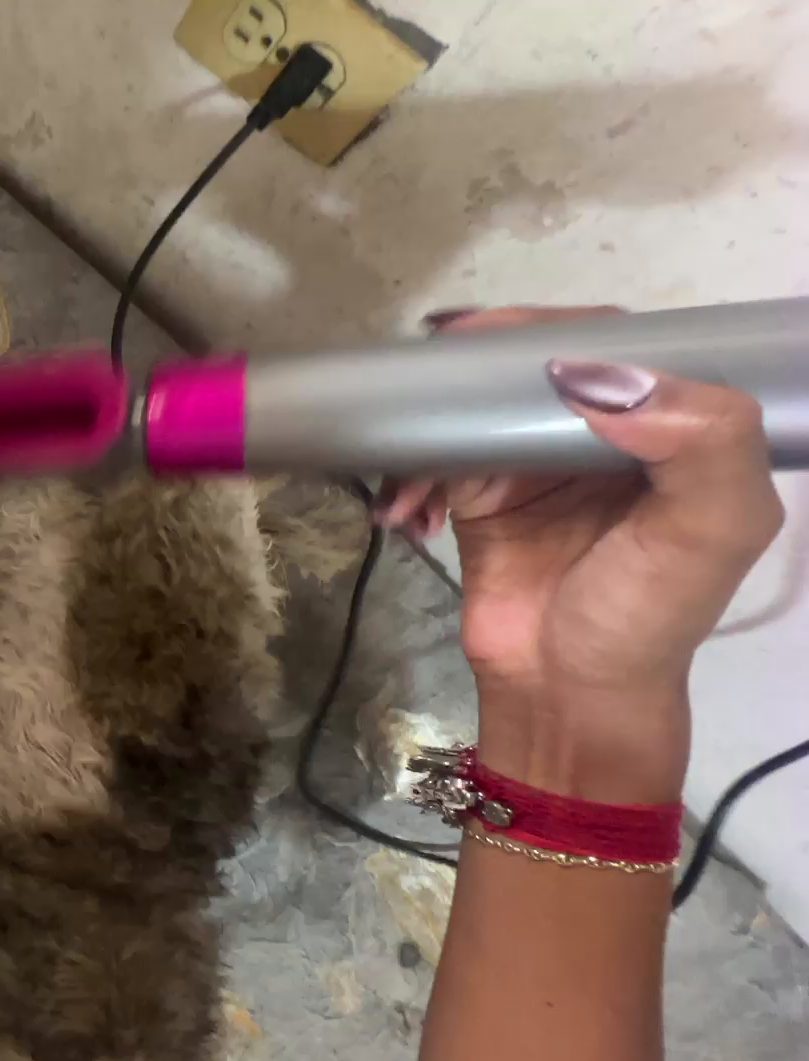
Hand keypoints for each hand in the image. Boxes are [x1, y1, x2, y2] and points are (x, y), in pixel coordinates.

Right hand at [382, 307, 783, 800]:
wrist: (562, 684)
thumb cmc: (644, 612)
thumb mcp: (708, 530)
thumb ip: (697, 442)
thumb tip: (591, 375)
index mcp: (668, 431)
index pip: (609, 349)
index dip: (545, 328)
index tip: (477, 335)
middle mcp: (595, 439)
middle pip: (522, 376)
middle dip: (461, 381)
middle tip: (415, 389)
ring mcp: (527, 468)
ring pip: (464, 421)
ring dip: (421, 447)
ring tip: (405, 498)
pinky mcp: (473, 499)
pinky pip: (428, 469)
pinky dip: (404, 487)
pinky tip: (400, 519)